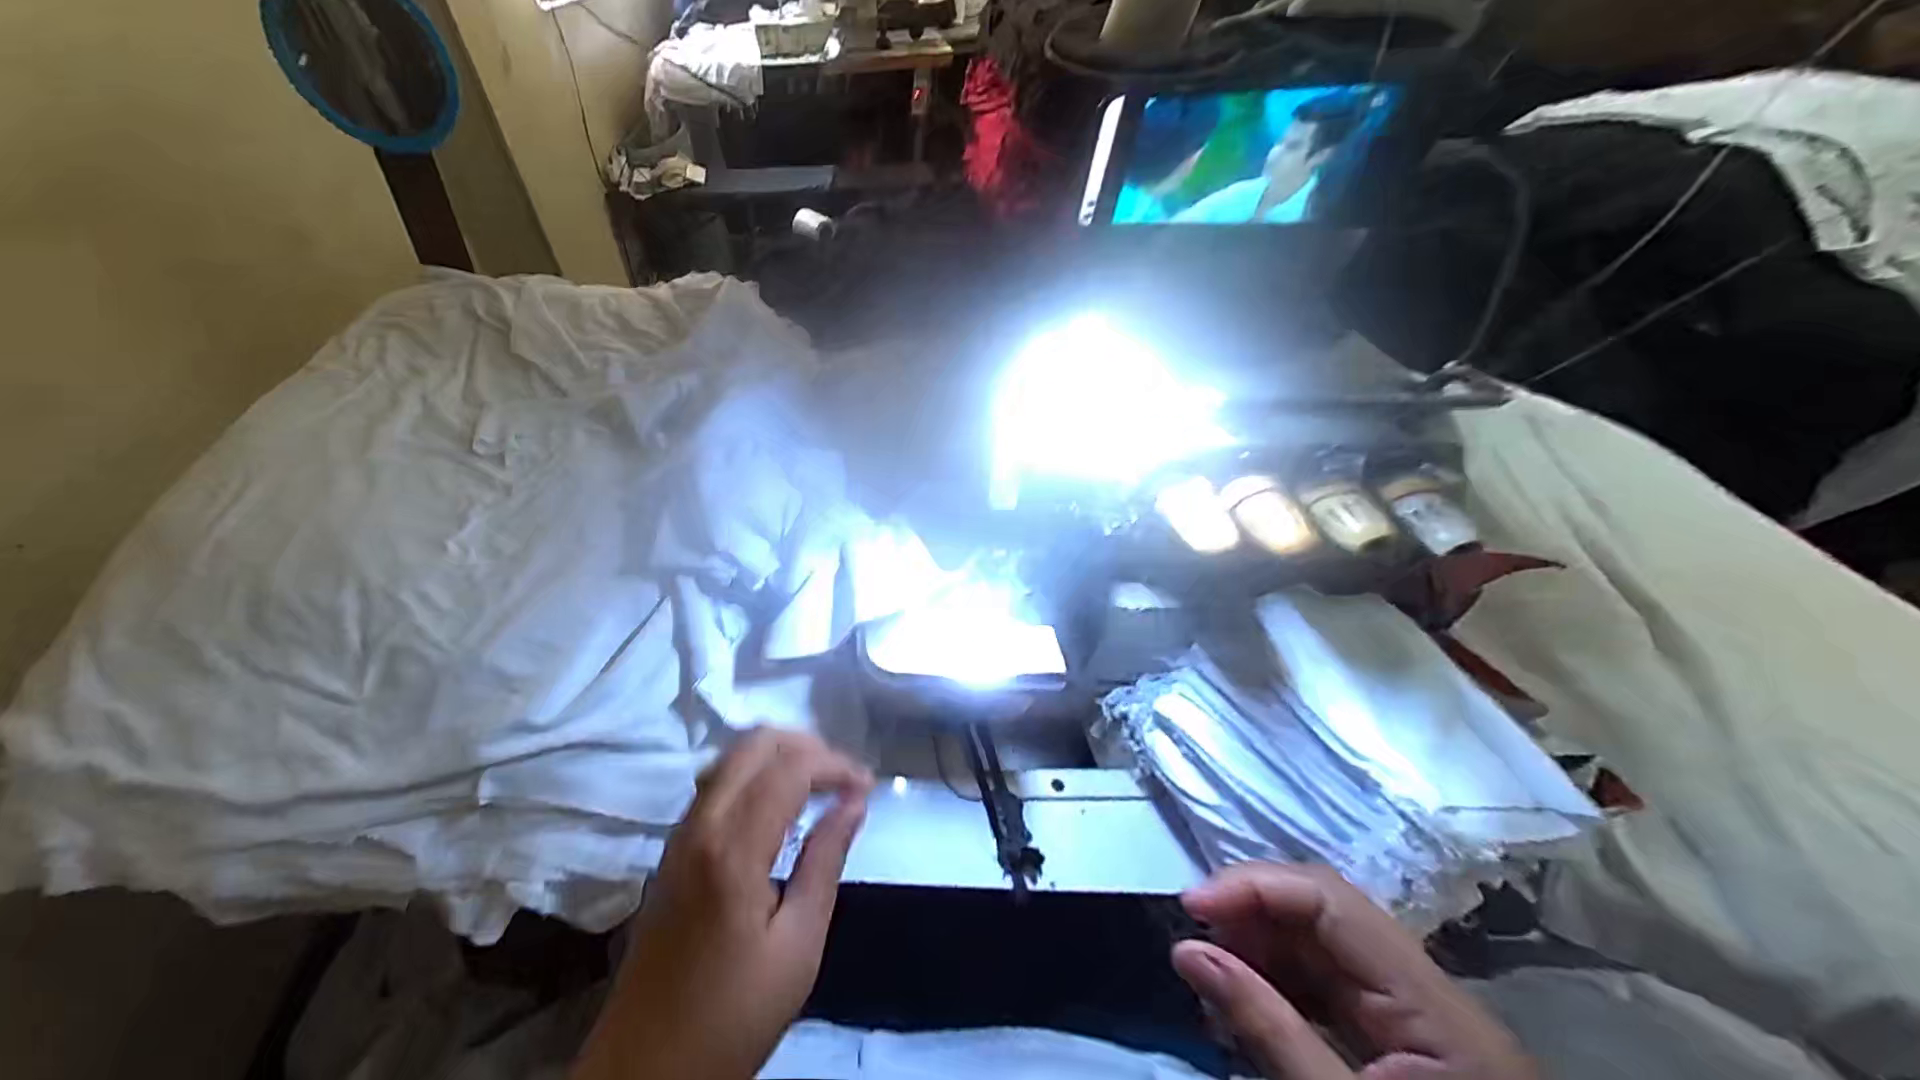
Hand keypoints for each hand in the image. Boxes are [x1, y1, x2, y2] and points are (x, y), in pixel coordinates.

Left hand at [572, 728, 874, 1079]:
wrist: (646, 1071)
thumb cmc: (733, 1015)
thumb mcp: (798, 945)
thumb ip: (826, 860)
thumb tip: (854, 802)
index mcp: (732, 850)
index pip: (789, 768)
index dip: (835, 764)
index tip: (868, 785)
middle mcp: (699, 827)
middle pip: (753, 744)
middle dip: (807, 746)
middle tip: (845, 777)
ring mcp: (679, 836)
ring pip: (730, 758)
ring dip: (779, 756)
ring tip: (821, 784)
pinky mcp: (671, 852)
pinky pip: (716, 785)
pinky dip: (755, 774)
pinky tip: (781, 804)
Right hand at [1170, 864, 1536, 1079]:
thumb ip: (1268, 1031)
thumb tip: (1188, 952)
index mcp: (1437, 1008)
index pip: (1333, 902)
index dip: (1256, 887)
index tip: (1192, 906)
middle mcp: (1428, 991)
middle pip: (1325, 913)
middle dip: (1251, 913)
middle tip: (1194, 940)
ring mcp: (1413, 1013)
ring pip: (1320, 944)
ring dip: (1258, 947)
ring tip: (1208, 972)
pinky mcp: (1396, 1037)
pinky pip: (1326, 984)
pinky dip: (1277, 982)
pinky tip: (1241, 997)